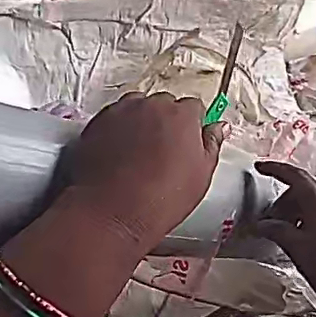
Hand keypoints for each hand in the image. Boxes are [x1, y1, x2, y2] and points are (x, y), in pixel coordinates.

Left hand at [57, 93, 224, 252]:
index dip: (192, 126)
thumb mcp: (200, 175)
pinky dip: (117, 130)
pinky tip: (120, 154)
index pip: (194, 107)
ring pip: (136, 108)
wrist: (112, 212)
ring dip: (140, 122)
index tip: (188, 141)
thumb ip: (211, 144)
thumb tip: (218, 129)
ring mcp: (121, 112)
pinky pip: (113, 119)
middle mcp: (150, 105)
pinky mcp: (97, 123)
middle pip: (163, 104)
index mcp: (182, 115)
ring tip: (139, 153)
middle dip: (165, 122)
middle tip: (163, 150)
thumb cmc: (159, 198)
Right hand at [255, 161, 315, 316]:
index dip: (276, 169)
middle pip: (305, 193)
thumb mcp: (299, 251)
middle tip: (269, 222)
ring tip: (285, 236)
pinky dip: (310, 224)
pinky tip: (305, 245)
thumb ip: (278, 232)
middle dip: (283, 202)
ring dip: (296, 215)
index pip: (297, 178)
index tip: (260, 168)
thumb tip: (262, 224)